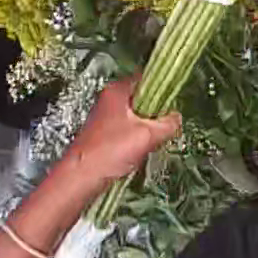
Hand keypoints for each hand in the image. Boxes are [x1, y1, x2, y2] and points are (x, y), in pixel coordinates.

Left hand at [53, 77, 180, 191]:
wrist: (80, 178)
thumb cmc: (111, 150)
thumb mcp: (147, 136)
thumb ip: (167, 124)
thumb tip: (178, 118)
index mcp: (117, 91)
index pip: (145, 79)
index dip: (162, 88)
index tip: (175, 102)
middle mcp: (109, 99)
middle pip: (141, 98)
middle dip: (156, 111)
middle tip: (166, 124)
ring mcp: (104, 117)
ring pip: (135, 115)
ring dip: (146, 127)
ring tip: (154, 140)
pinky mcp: (102, 134)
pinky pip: (127, 129)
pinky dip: (136, 137)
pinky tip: (140, 150)